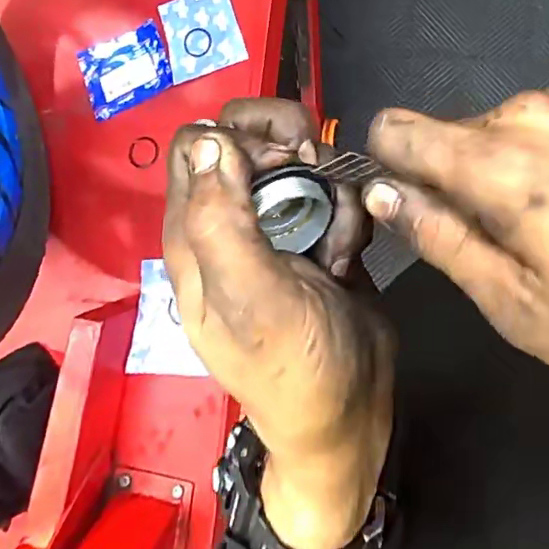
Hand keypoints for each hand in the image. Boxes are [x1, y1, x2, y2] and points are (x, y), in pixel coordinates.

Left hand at [164, 100, 392, 548]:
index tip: (279, 165)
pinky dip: (349, 211)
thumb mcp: (252, 299)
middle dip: (293, 147)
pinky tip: (348, 256)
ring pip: (301, 160)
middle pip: (252, 136)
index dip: (241, 138)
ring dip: (329, 187)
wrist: (351, 412)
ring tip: (335, 243)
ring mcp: (277, 224)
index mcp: (197, 232)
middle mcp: (231, 219)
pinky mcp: (316, 230)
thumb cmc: (295, 366)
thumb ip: (222, 221)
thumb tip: (209, 138)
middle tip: (315, 178)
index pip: (198, 142)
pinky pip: (333, 190)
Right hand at [363, 87, 548, 403]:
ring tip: (539, 234)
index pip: (396, 128)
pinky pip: (525, 128)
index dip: (389, 171)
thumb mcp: (517, 305)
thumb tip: (382, 193)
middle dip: (444, 183)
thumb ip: (439, 236)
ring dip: (488, 176)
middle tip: (492, 247)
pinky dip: (525, 162)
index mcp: (501, 161)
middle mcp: (527, 113)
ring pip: (483, 132)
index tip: (412, 215)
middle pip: (440, 135)